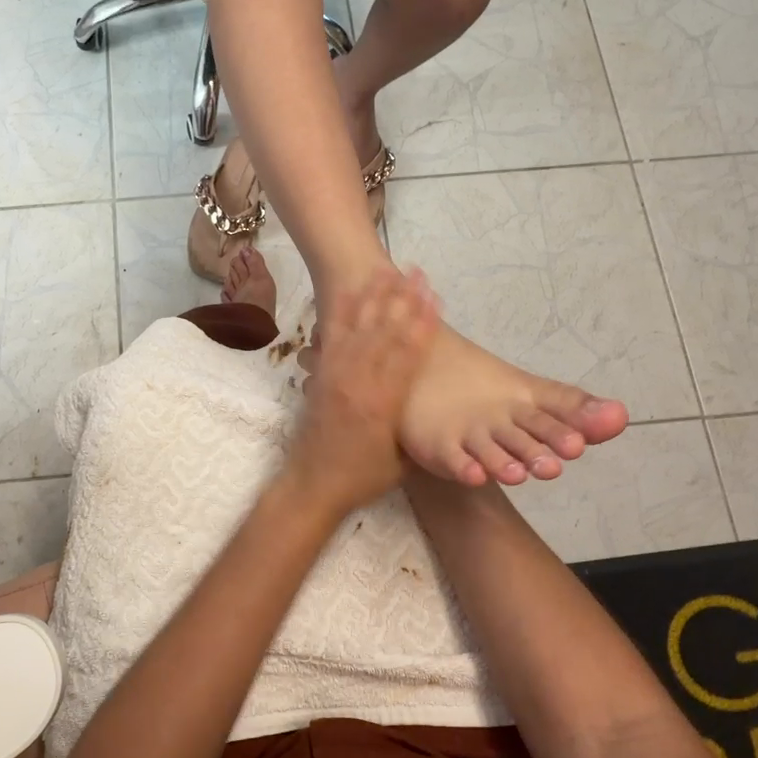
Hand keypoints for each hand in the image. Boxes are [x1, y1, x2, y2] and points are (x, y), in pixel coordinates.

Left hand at [283, 268, 439, 513]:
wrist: (312, 486)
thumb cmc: (362, 479)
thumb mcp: (403, 462)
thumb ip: (421, 432)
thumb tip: (445, 414)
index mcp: (384, 405)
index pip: (408, 355)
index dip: (422, 324)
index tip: (435, 298)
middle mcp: (359, 384)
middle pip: (384, 333)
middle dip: (402, 300)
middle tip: (416, 272)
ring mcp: (337, 377)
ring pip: (358, 329)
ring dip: (373, 298)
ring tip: (386, 271)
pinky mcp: (321, 377)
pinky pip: (331, 339)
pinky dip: (340, 315)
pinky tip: (347, 294)